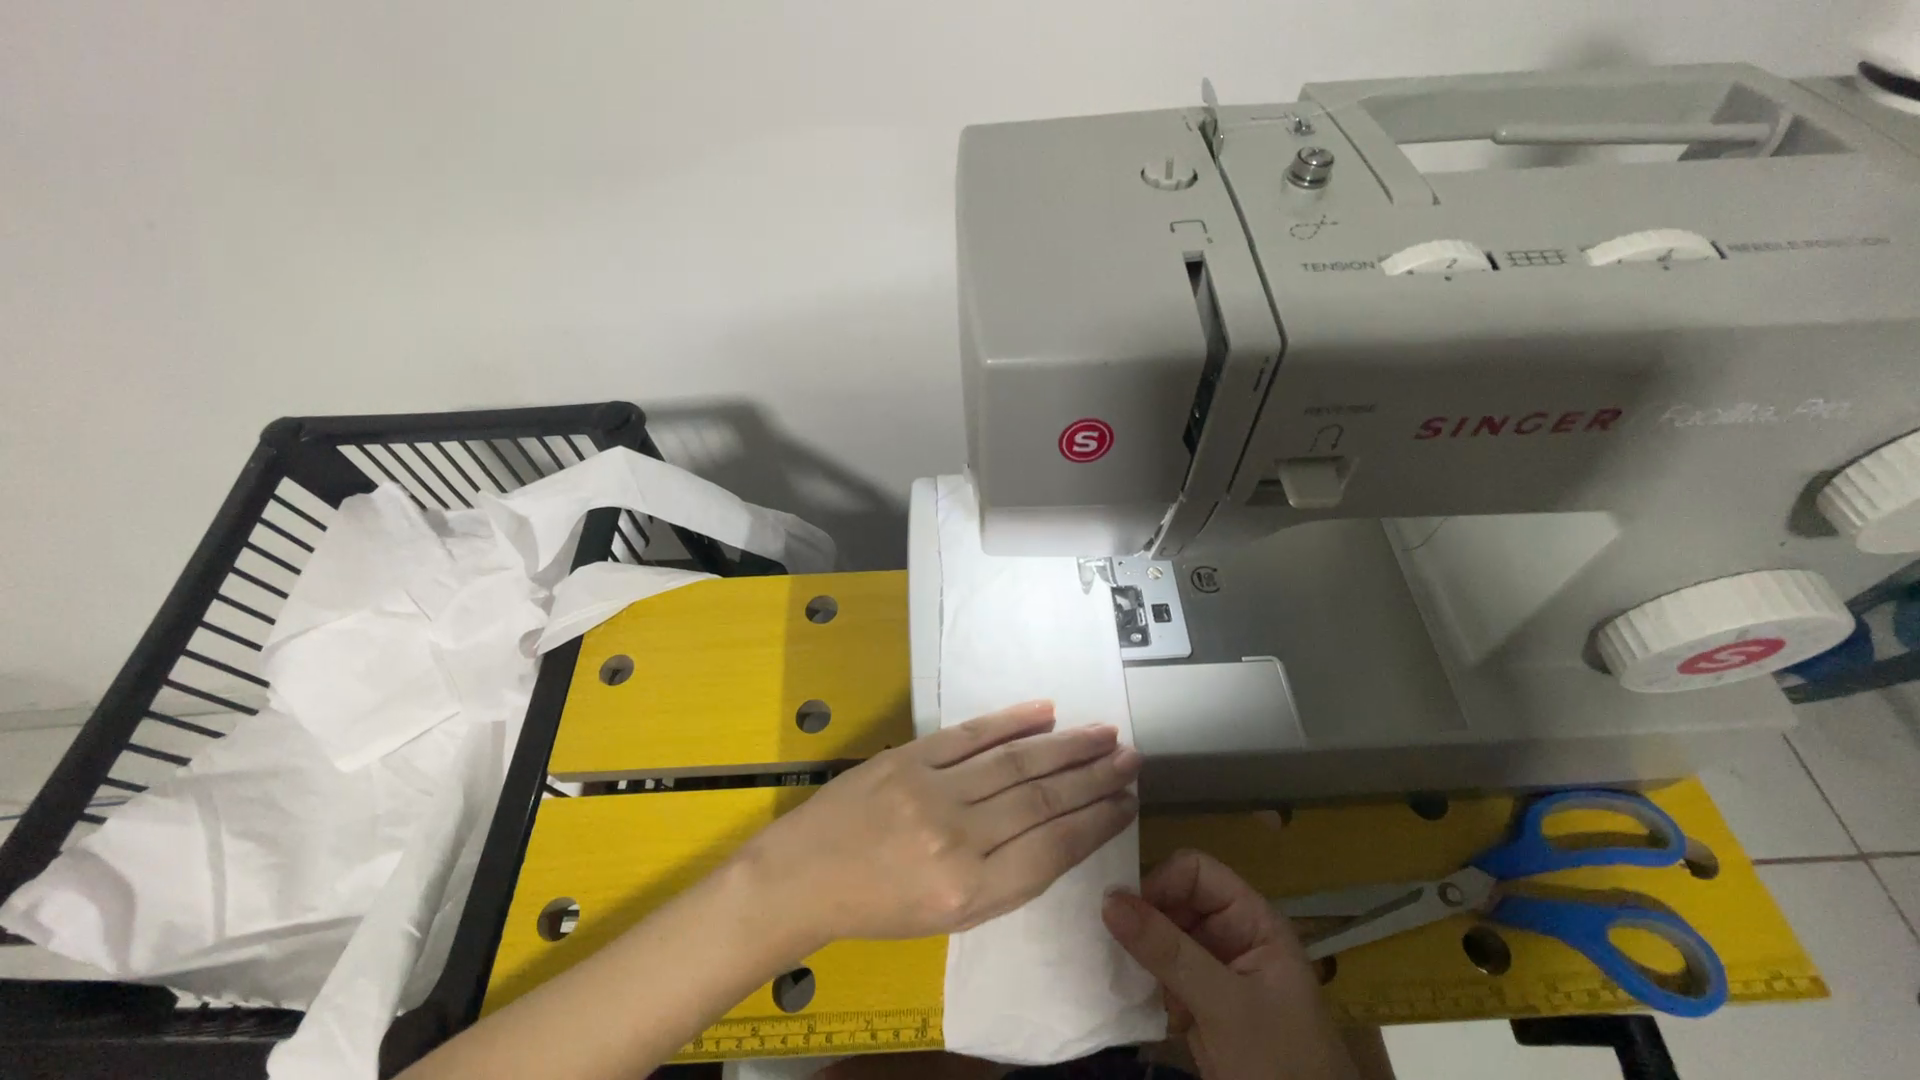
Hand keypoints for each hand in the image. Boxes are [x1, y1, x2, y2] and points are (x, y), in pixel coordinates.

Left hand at [741, 700, 1139, 944]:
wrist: (804, 876)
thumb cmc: (879, 907)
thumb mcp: (951, 917)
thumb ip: (1008, 878)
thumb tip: (1062, 830)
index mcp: (971, 892)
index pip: (1053, 849)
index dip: (1097, 822)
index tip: (1127, 802)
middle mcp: (958, 840)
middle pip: (1043, 800)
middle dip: (1095, 778)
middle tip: (1131, 758)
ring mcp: (932, 791)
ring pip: (1016, 762)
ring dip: (1066, 746)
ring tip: (1104, 734)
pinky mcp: (908, 758)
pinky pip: (970, 734)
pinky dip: (1012, 720)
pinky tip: (1047, 712)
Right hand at [1103, 850, 1359, 1079]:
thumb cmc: (1279, 1060)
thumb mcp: (1225, 1004)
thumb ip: (1169, 952)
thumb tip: (1109, 900)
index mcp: (1252, 920)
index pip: (1196, 872)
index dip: (1160, 883)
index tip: (1124, 913)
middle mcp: (1231, 935)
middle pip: (1174, 900)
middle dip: (1144, 921)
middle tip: (1114, 948)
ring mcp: (1214, 970)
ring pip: (1161, 937)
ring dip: (1141, 955)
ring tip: (1125, 977)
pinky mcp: (1198, 1003)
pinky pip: (1160, 972)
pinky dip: (1145, 982)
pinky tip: (1139, 1002)